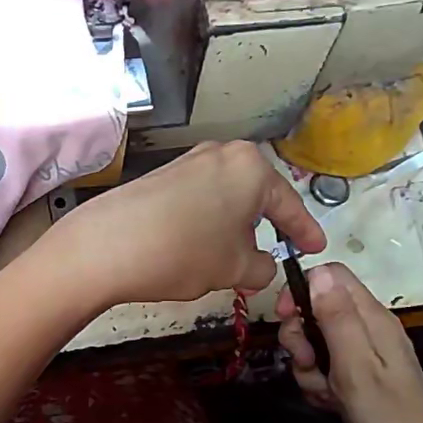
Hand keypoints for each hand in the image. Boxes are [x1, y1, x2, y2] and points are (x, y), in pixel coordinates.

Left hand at [43, 142, 326, 306]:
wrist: (106, 246)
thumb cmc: (185, 253)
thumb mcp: (236, 268)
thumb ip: (263, 268)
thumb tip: (263, 266)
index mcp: (251, 168)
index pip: (289, 204)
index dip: (305, 232)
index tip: (316, 250)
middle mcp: (221, 154)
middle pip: (256, 196)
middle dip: (266, 228)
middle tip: (272, 257)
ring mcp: (188, 161)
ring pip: (227, 198)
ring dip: (235, 228)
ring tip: (231, 260)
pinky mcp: (161, 176)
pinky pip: (200, 200)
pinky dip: (209, 223)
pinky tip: (198, 248)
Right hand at [278, 263, 422, 422]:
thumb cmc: (388, 417)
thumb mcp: (356, 365)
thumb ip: (336, 317)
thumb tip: (318, 270)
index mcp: (372, 318)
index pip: (331, 276)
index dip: (300, 291)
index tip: (285, 319)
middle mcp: (368, 329)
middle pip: (317, 309)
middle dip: (300, 336)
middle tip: (308, 364)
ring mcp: (363, 355)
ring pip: (316, 342)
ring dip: (307, 366)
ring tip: (324, 392)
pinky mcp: (357, 378)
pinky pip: (324, 368)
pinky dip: (318, 384)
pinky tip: (328, 402)